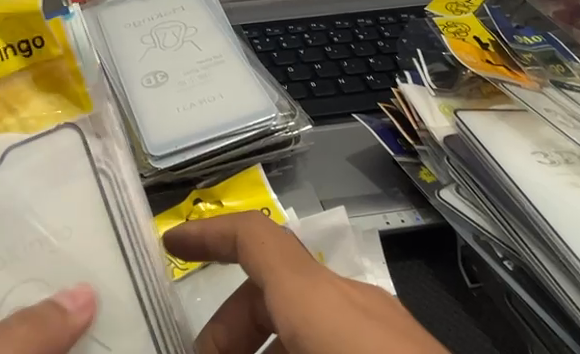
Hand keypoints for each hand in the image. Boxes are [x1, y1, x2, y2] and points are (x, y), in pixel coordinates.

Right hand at [165, 212, 447, 353]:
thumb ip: (241, 348)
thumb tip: (199, 353)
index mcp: (318, 300)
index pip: (255, 239)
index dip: (209, 236)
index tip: (171, 247)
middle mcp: (352, 301)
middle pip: (274, 288)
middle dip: (229, 329)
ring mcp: (386, 329)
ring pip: (307, 321)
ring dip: (267, 350)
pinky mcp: (408, 353)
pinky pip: (340, 342)